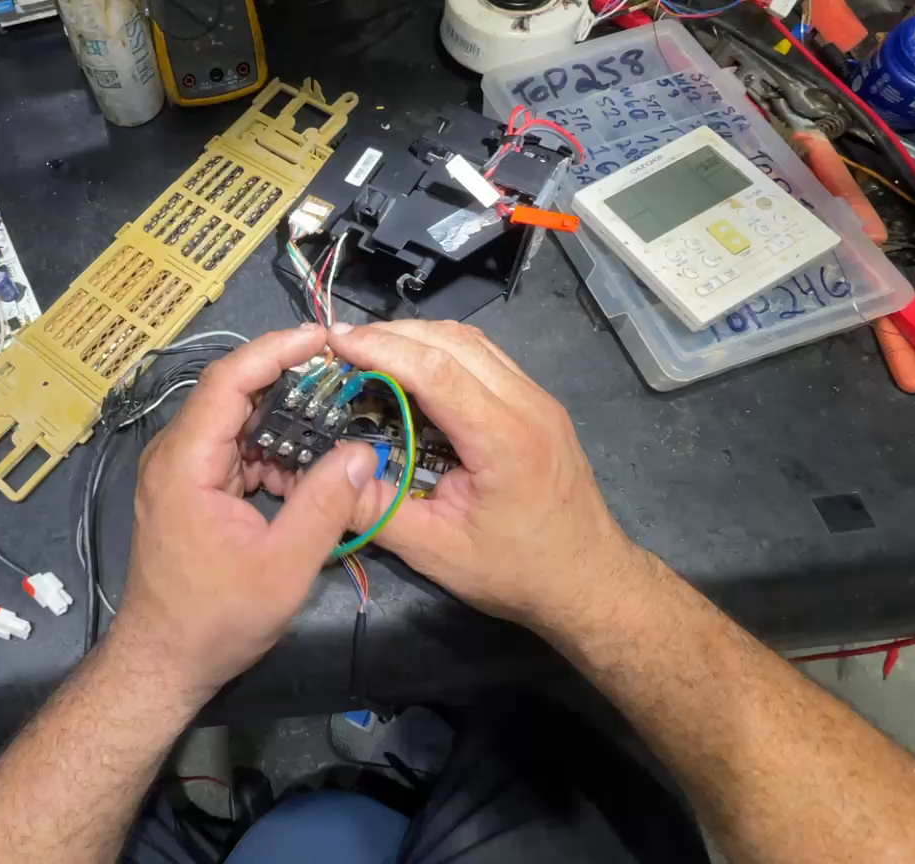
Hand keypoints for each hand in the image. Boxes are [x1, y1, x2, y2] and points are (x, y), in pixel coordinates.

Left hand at [110, 324, 384, 700]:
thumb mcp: (283, 567)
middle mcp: (174, 455)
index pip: (228, 381)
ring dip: (279, 418)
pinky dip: (267, 450)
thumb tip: (363, 453)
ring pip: (232, 420)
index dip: (274, 351)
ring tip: (330, 419)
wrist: (162, 662)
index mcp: (186, 462)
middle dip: (285, 379)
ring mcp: (178, 471)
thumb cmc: (216, 619)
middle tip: (338, 374)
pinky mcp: (188, 488)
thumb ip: (324, 505)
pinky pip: (231, 450)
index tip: (321, 338)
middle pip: (229, 393)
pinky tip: (301, 467)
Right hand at [326, 320, 645, 633]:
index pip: (436, 370)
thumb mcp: (436, 552)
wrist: (590, 581)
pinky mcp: (536, 402)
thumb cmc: (517, 571)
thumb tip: (324, 479)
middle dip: (391, 334)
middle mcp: (526, 404)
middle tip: (342, 342)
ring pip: (470, 340)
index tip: (336, 340)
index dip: (381, 349)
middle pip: (452, 341)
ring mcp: (537, 397)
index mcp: (504, 439)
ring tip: (369, 347)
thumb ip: (376, 511)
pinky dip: (440, 347)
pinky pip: (484, 355)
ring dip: (416, 335)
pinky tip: (412, 364)